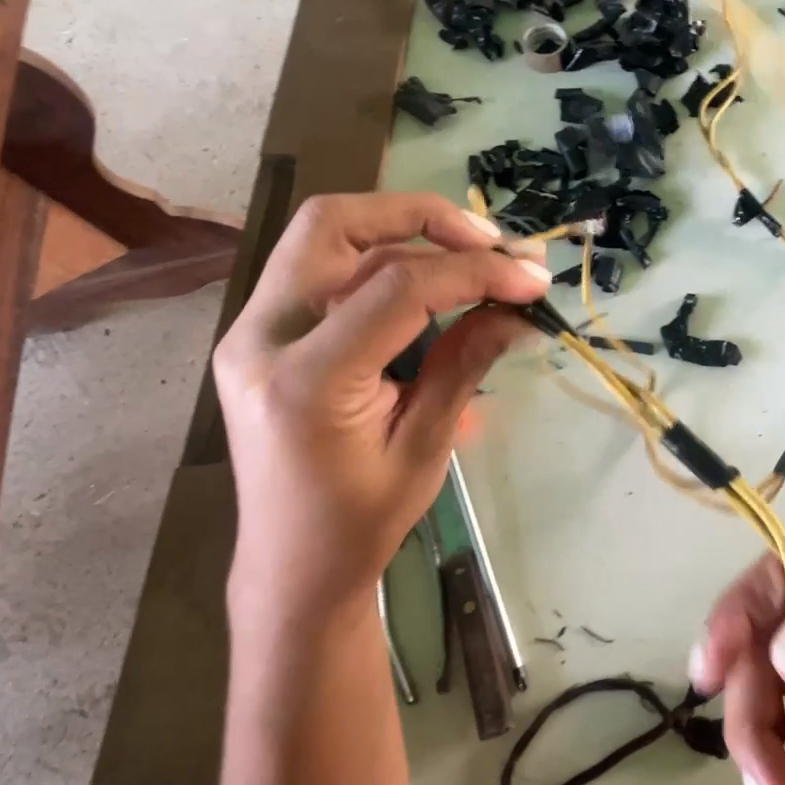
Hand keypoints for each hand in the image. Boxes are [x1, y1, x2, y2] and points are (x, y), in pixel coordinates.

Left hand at [212, 191, 550, 618]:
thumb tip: (523, 308)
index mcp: (305, 381)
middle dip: (421, 216)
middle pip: (334, 224)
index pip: (397, 287)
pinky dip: (383, 258)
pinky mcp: (263, 333)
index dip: (474, 271)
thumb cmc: (361, 523)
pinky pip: (323, 268)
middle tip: (489, 240)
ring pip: (324, 235)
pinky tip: (433, 282)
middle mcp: (261, 339)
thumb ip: (467, 364)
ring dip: (402, 230)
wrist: (290, 568)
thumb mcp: (426, 447)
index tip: (532, 278)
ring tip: (471, 252)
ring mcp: (252, 331)